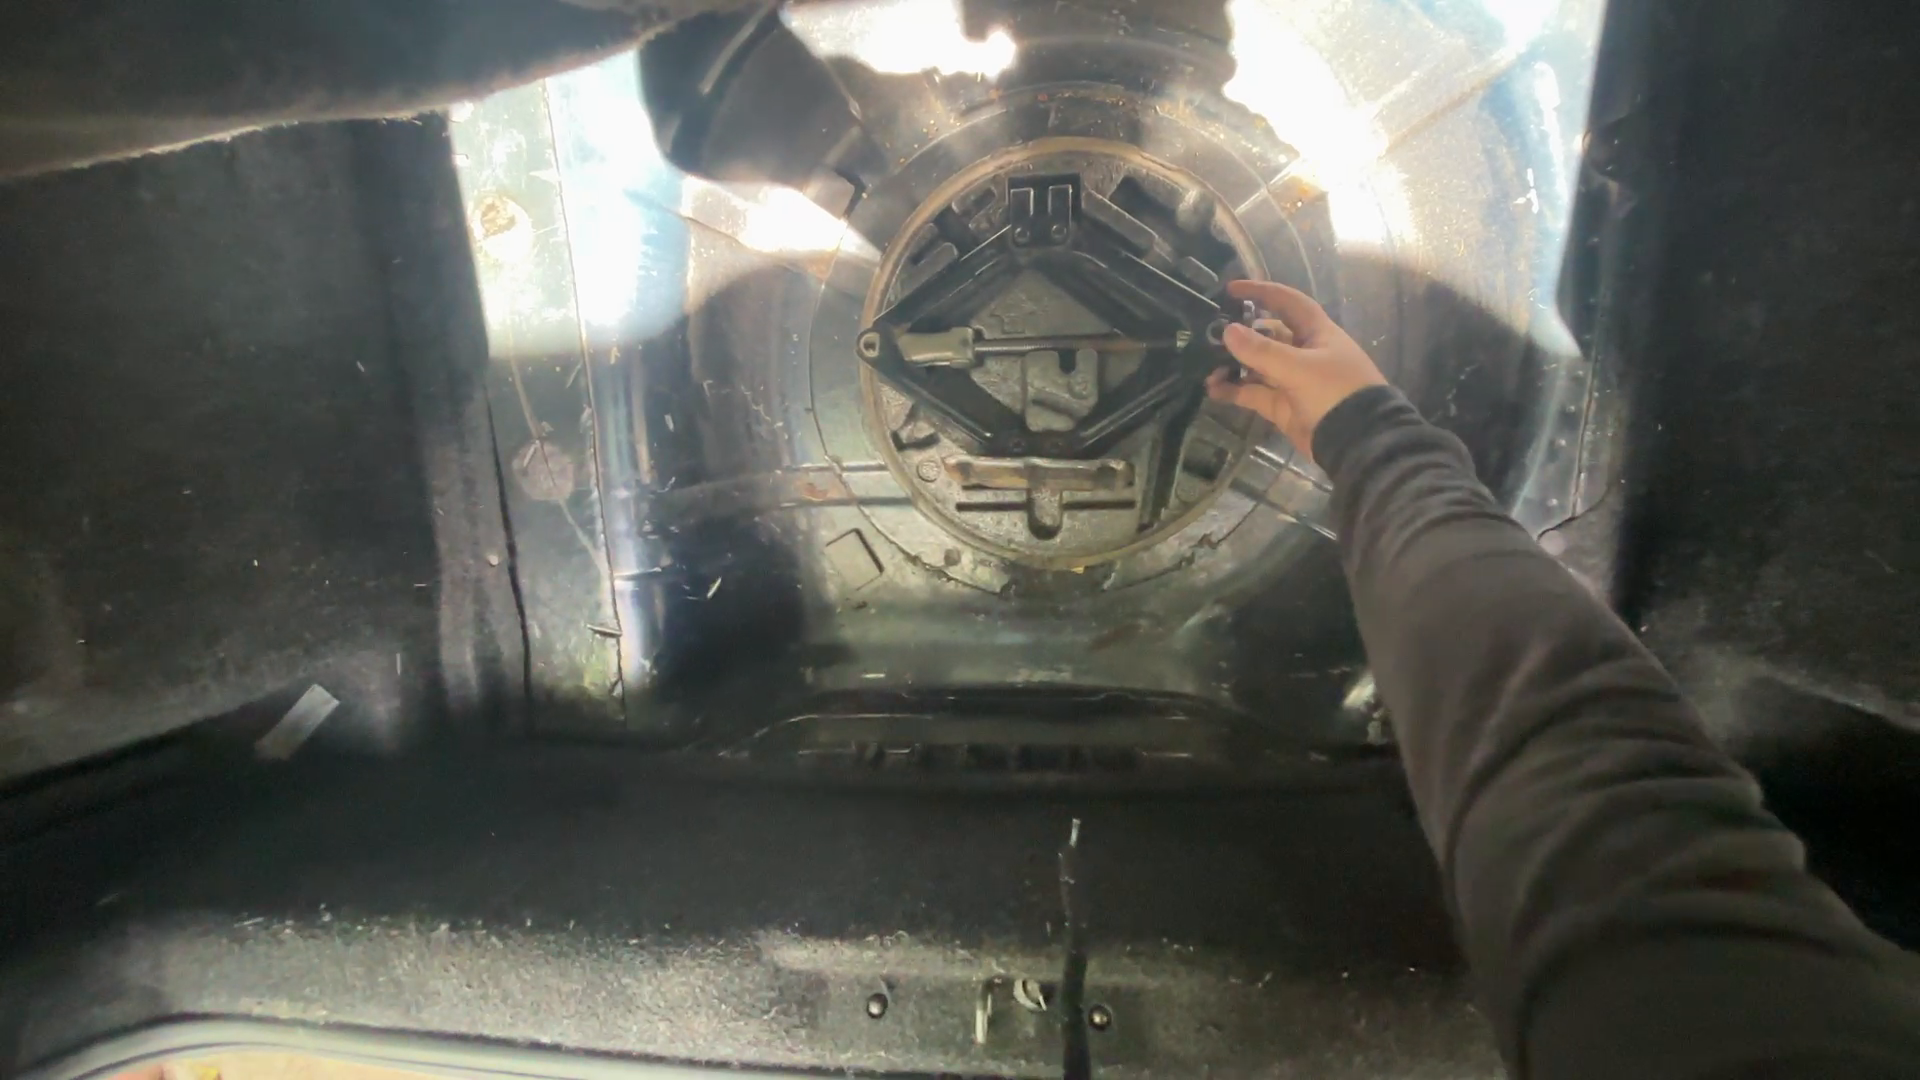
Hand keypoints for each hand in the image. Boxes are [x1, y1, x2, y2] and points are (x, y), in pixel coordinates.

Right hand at [1205, 280, 1386, 462]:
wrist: (1355, 440)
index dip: (1262, 292)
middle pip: (1266, 336)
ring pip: (1256, 366)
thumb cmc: (1334, 392)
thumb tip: (1227, 331)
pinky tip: (1213, 390)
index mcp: (1316, 333)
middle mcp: (1303, 352)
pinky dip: (1233, 390)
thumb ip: (1261, 351)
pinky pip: (1252, 392)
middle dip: (1240, 335)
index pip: (1287, 303)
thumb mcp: (1298, 368)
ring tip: (1207, 369)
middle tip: (1210, 335)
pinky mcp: (1281, 405)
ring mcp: (1291, 380)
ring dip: (1232, 366)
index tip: (1231, 289)